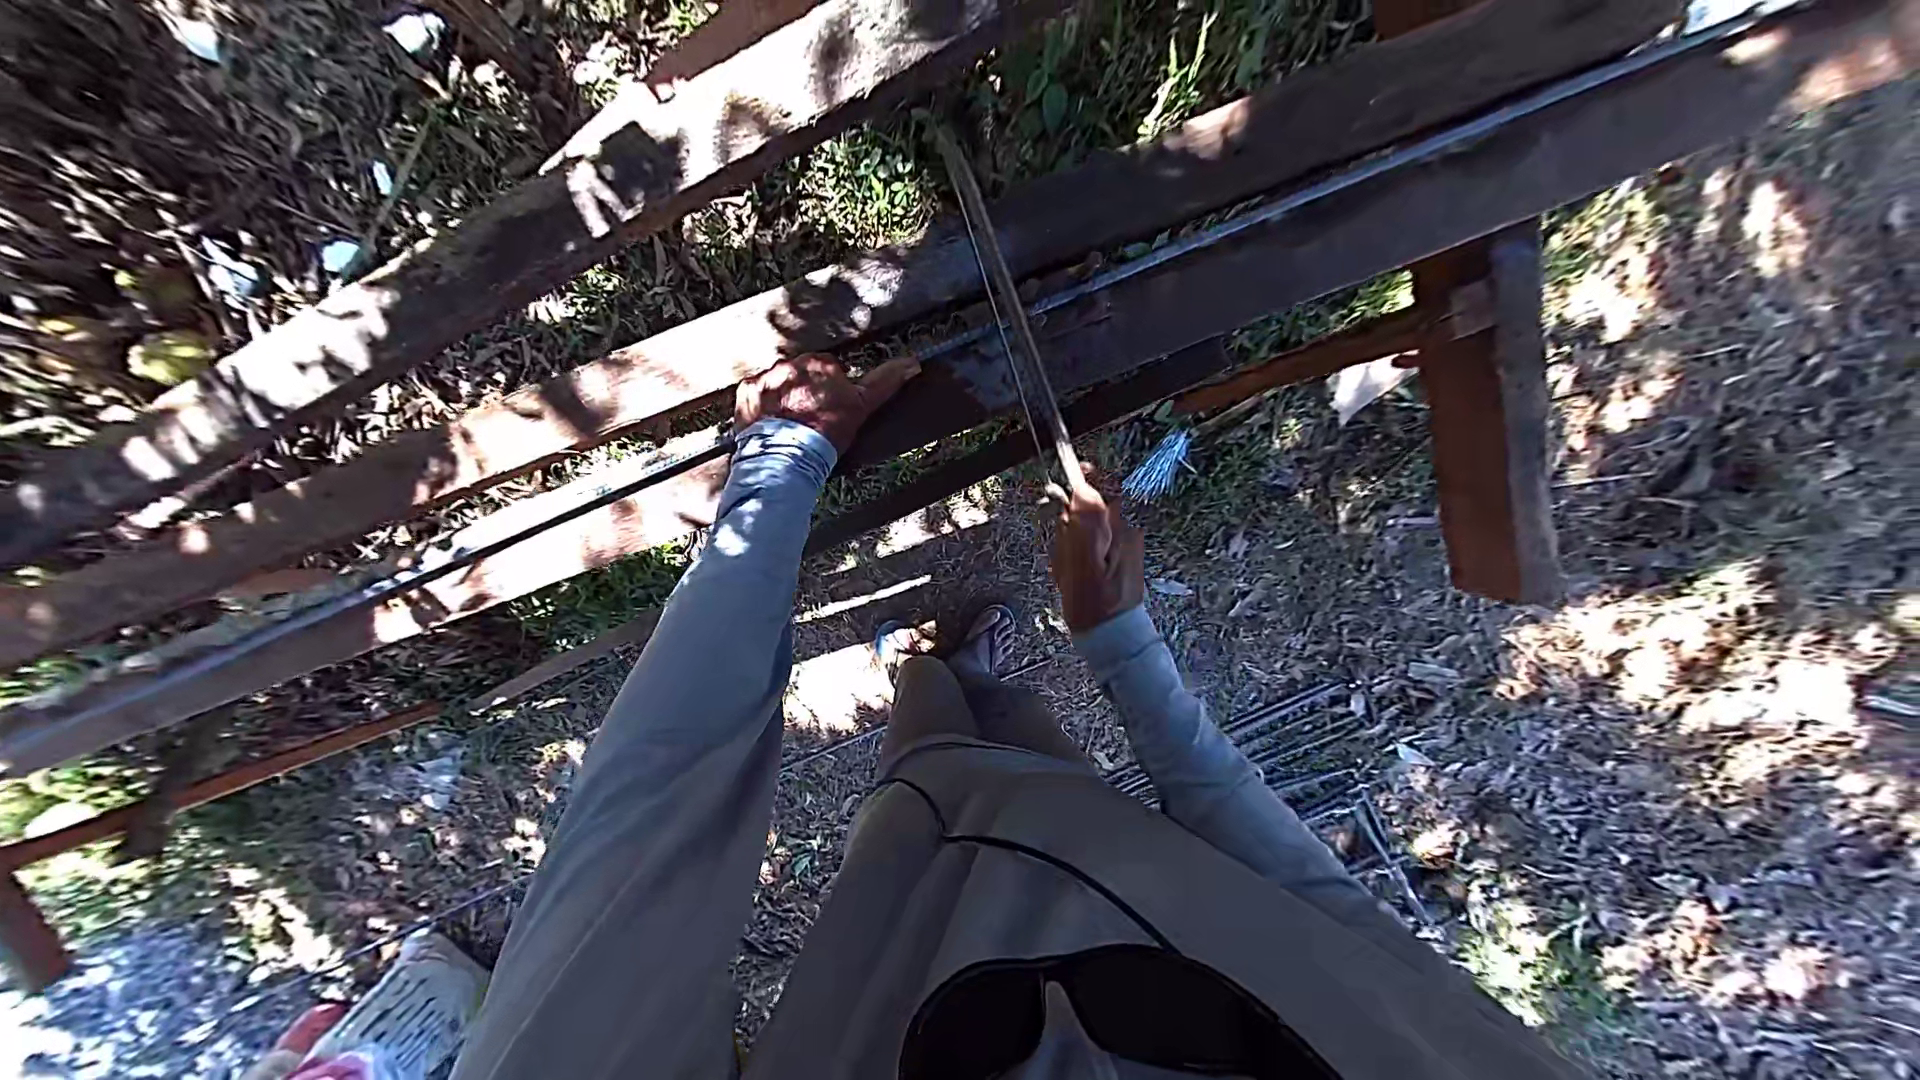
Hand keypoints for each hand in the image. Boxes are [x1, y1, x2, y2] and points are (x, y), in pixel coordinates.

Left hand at [734, 353, 919, 452]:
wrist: (788, 454)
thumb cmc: (827, 432)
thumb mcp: (861, 407)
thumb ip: (886, 382)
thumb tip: (914, 363)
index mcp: (821, 364)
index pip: (830, 372)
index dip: (832, 394)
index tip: (830, 412)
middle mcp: (793, 363)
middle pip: (803, 375)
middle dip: (807, 392)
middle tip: (810, 420)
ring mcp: (768, 376)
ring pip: (780, 383)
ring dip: (785, 399)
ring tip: (790, 426)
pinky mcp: (748, 391)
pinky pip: (756, 393)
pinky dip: (763, 406)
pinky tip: (771, 424)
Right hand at [1046, 467, 1143, 631]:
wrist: (1111, 637)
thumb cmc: (1096, 607)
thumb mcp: (1084, 565)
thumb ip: (1085, 526)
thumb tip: (1083, 491)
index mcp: (1120, 530)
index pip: (1102, 488)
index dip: (1081, 483)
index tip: (1063, 487)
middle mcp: (1125, 533)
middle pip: (1090, 508)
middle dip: (1070, 522)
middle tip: (1063, 548)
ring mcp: (1121, 545)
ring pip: (1086, 527)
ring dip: (1070, 542)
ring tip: (1068, 567)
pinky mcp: (1114, 558)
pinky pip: (1088, 544)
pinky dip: (1075, 555)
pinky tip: (1072, 574)